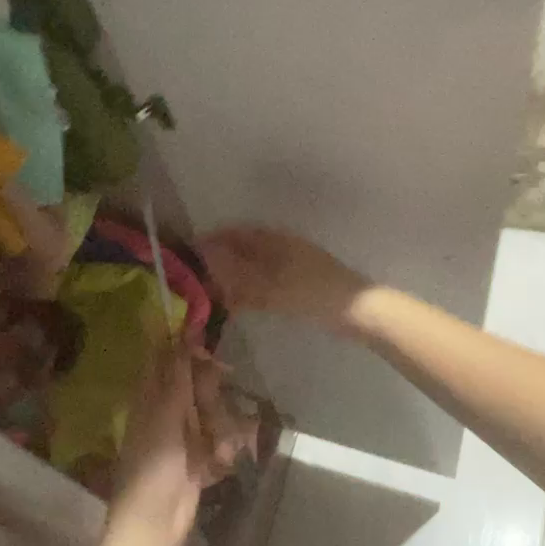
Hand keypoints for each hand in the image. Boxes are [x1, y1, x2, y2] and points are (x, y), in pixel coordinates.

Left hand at [108, 348, 204, 545]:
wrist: (154, 523)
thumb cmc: (153, 466)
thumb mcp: (165, 416)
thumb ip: (177, 378)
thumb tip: (181, 336)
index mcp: (150, 397)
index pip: (168, 361)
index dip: (189, 353)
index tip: (212, 357)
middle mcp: (166, 411)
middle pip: (196, 386)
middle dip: (212, 398)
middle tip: (213, 414)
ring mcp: (184, 435)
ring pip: (212, 412)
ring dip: (221, 428)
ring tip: (219, 450)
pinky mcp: (199, 458)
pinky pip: (218, 440)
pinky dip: (222, 450)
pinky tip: (220, 463)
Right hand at [197, 226, 373, 327]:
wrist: (357, 311)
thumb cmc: (311, 292)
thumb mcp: (268, 286)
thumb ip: (235, 274)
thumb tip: (204, 258)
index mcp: (273, 239)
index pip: (233, 234)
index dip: (210, 242)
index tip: (188, 255)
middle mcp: (281, 246)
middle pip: (242, 250)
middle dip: (219, 262)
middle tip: (196, 280)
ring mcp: (292, 265)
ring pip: (253, 267)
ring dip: (233, 278)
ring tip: (212, 294)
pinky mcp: (299, 284)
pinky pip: (265, 282)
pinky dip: (249, 290)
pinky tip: (240, 303)